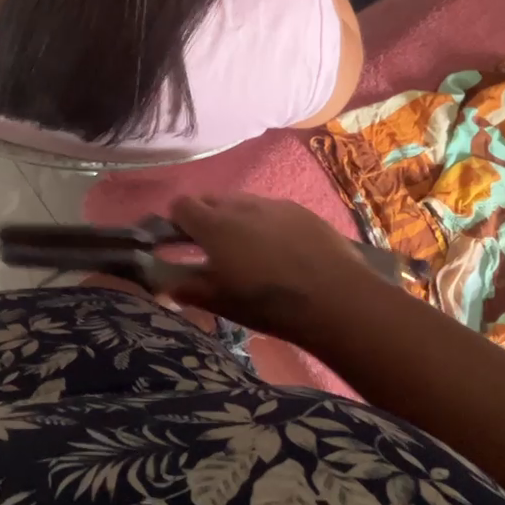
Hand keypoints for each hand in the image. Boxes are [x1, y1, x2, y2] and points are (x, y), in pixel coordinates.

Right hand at [160, 194, 398, 341]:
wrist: (339, 301)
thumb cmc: (271, 304)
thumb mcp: (223, 302)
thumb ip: (190, 289)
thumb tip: (165, 284)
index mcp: (213, 225)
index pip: (180, 205)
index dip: (177, 221)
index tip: (183, 242)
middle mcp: (238, 206)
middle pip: (210, 199)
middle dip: (206, 217)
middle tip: (214, 247)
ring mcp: (272, 205)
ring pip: (242, 203)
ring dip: (237, 219)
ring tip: (251, 249)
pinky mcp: (301, 211)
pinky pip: (272, 210)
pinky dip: (267, 223)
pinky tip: (283, 250)